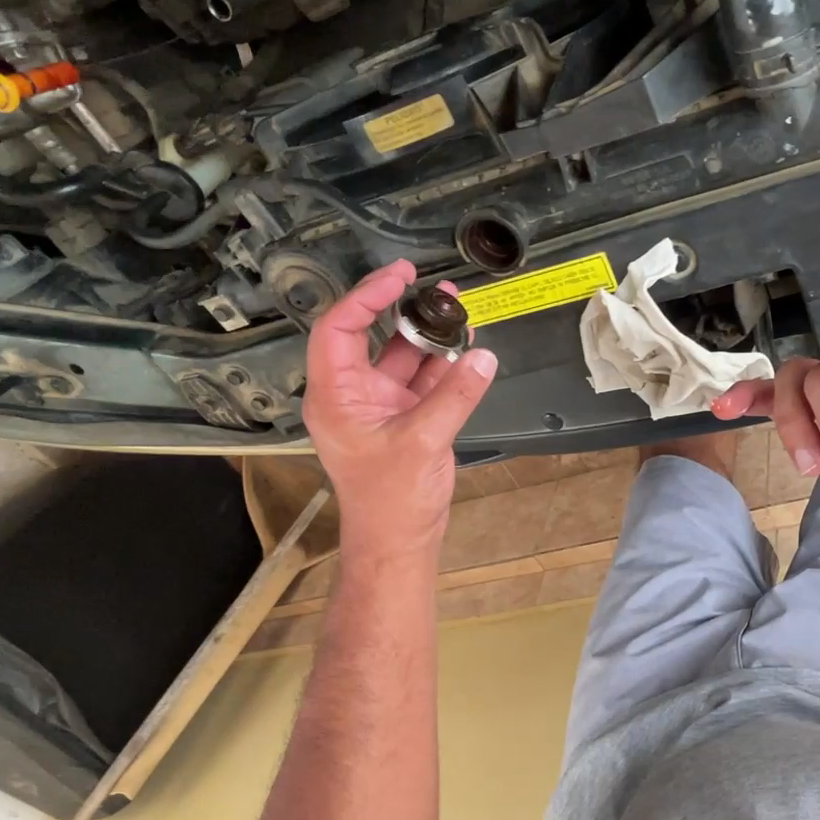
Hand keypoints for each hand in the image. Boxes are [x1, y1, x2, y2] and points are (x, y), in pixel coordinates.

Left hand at [303, 260, 496, 548]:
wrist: (399, 542)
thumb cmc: (391, 498)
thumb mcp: (422, 442)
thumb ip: (454, 396)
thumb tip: (482, 356)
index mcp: (336, 395)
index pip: (339, 330)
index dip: (365, 297)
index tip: (399, 277)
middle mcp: (355, 395)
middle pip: (372, 339)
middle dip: (403, 311)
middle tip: (434, 285)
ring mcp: (382, 408)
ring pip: (403, 359)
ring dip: (429, 336)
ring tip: (458, 308)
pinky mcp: (407, 421)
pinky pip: (425, 383)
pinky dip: (445, 366)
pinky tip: (466, 349)